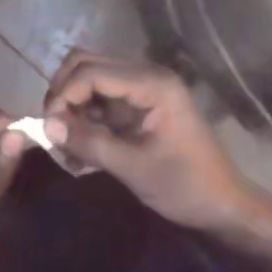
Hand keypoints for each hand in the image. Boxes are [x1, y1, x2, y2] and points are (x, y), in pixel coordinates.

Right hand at [44, 52, 257, 233]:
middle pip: (87, 65)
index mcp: (152, 83)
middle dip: (64, 94)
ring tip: (65, 146)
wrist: (225, 207)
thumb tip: (46, 126)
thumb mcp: (134, 168)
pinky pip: (99, 100)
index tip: (49, 128)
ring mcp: (142, 88)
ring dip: (72, 108)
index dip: (64, 95)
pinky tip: (80, 153)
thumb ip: (89, 143)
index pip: (91, 72)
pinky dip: (84, 120)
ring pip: (89, 81)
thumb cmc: (186, 186)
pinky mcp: (137, 104)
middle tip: (53, 129)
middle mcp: (146, 75)